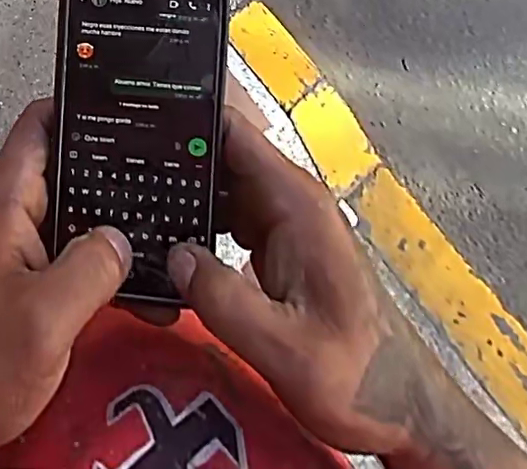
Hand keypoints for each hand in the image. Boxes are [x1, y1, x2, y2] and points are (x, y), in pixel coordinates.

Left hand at [0, 99, 131, 468]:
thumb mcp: (44, 318)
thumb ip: (89, 269)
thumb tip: (120, 238)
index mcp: (3, 204)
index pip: (36, 127)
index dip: (73, 106)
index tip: (115, 104)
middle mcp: (4, 214)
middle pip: (59, 165)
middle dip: (104, 165)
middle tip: (153, 168)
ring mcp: (9, 244)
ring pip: (66, 210)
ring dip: (104, 220)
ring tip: (152, 224)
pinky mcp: (16, 275)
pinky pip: (62, 249)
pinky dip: (93, 256)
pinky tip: (128, 278)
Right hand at [167, 110, 526, 468]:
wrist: (406, 412)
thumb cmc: (363, 378)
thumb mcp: (288, 350)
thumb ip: (226, 301)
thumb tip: (173, 256)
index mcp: (294, 202)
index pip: (234, 132)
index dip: (188, 116)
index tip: (140, 115)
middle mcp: (287, 199)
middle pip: (218, 153)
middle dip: (172, 155)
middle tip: (120, 164)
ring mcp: (280, 218)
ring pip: (217, 182)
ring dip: (180, 187)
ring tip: (134, 194)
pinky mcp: (273, 241)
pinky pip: (224, 211)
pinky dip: (194, 216)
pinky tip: (165, 231)